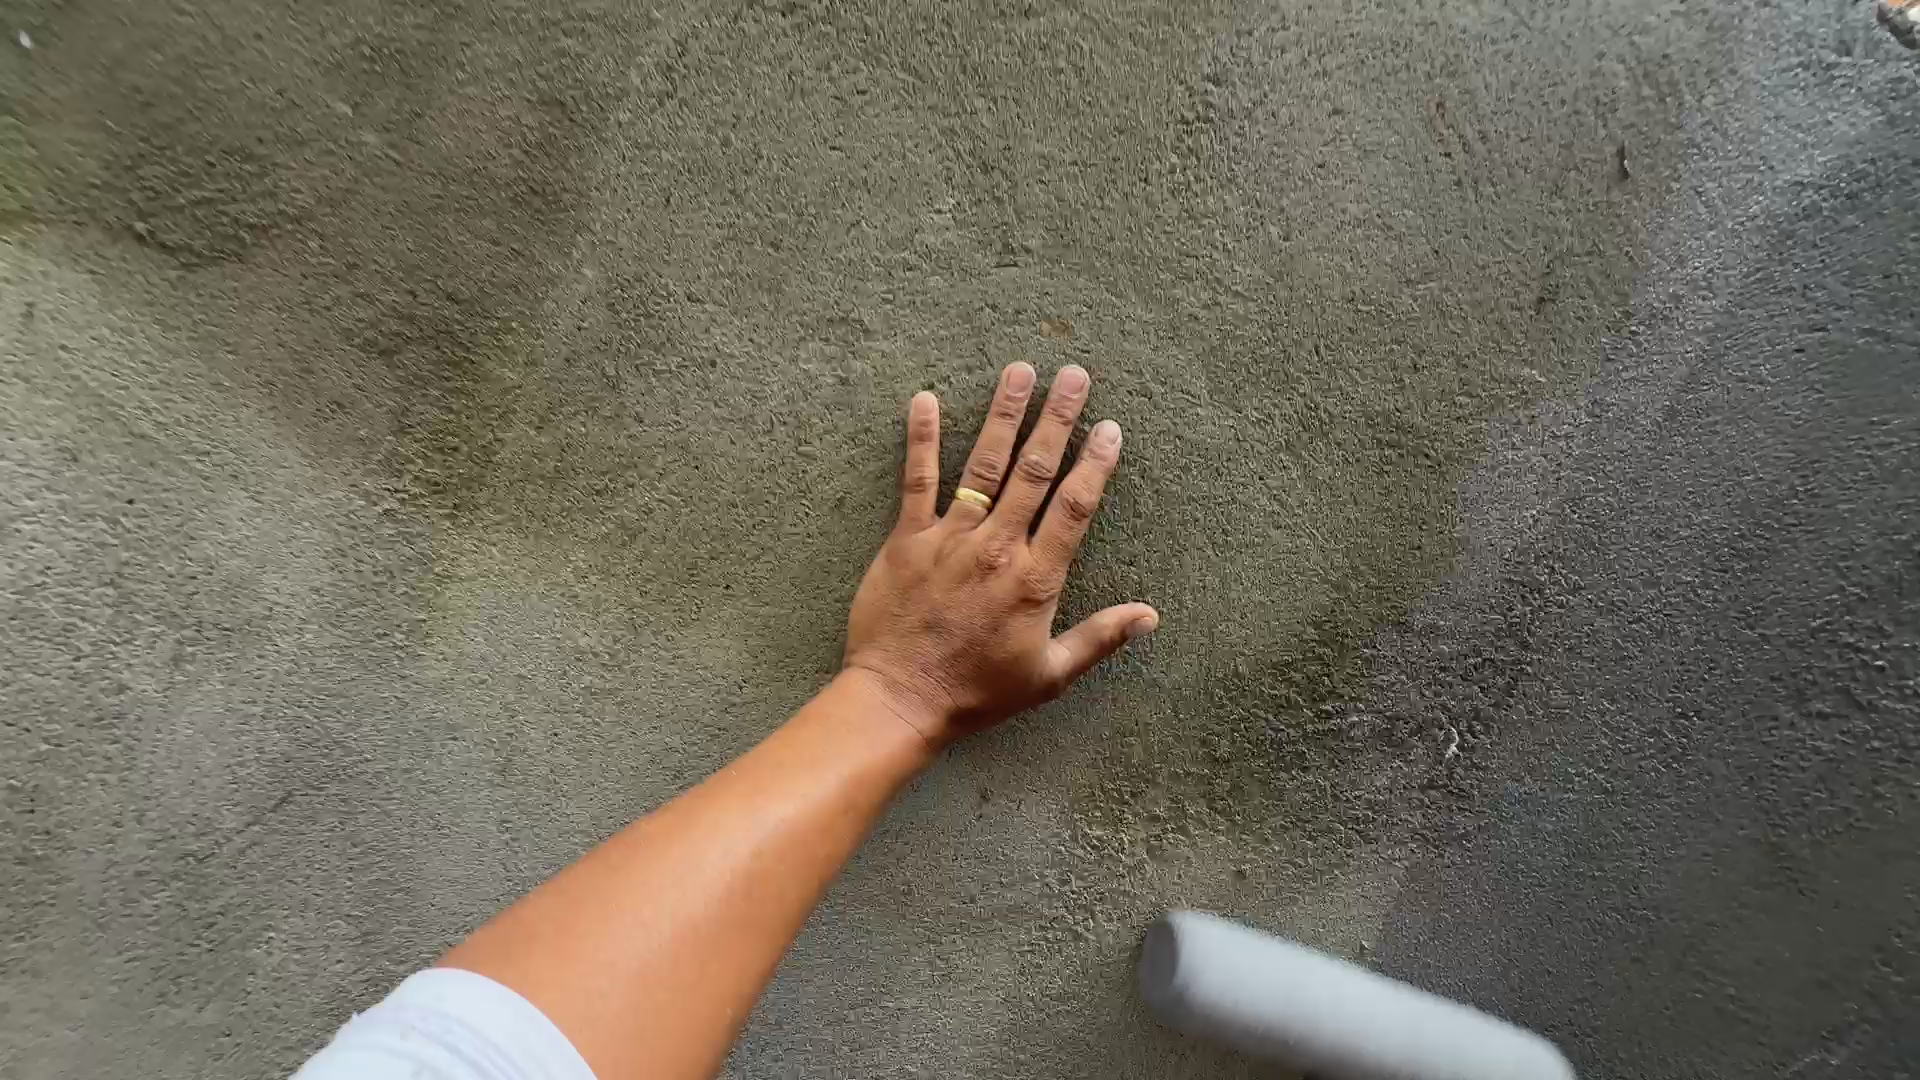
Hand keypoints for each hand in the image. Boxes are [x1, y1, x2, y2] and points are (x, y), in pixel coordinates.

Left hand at [842, 363, 1158, 747]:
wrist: (900, 700)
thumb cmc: (977, 693)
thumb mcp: (1050, 676)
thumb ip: (1100, 639)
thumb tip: (1150, 615)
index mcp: (1035, 579)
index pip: (1074, 508)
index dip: (1094, 465)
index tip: (1109, 428)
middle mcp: (996, 548)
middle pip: (1034, 472)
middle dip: (1057, 420)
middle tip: (1073, 376)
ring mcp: (949, 539)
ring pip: (983, 465)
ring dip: (1004, 416)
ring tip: (1020, 372)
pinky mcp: (907, 539)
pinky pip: (917, 481)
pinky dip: (922, 439)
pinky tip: (925, 400)